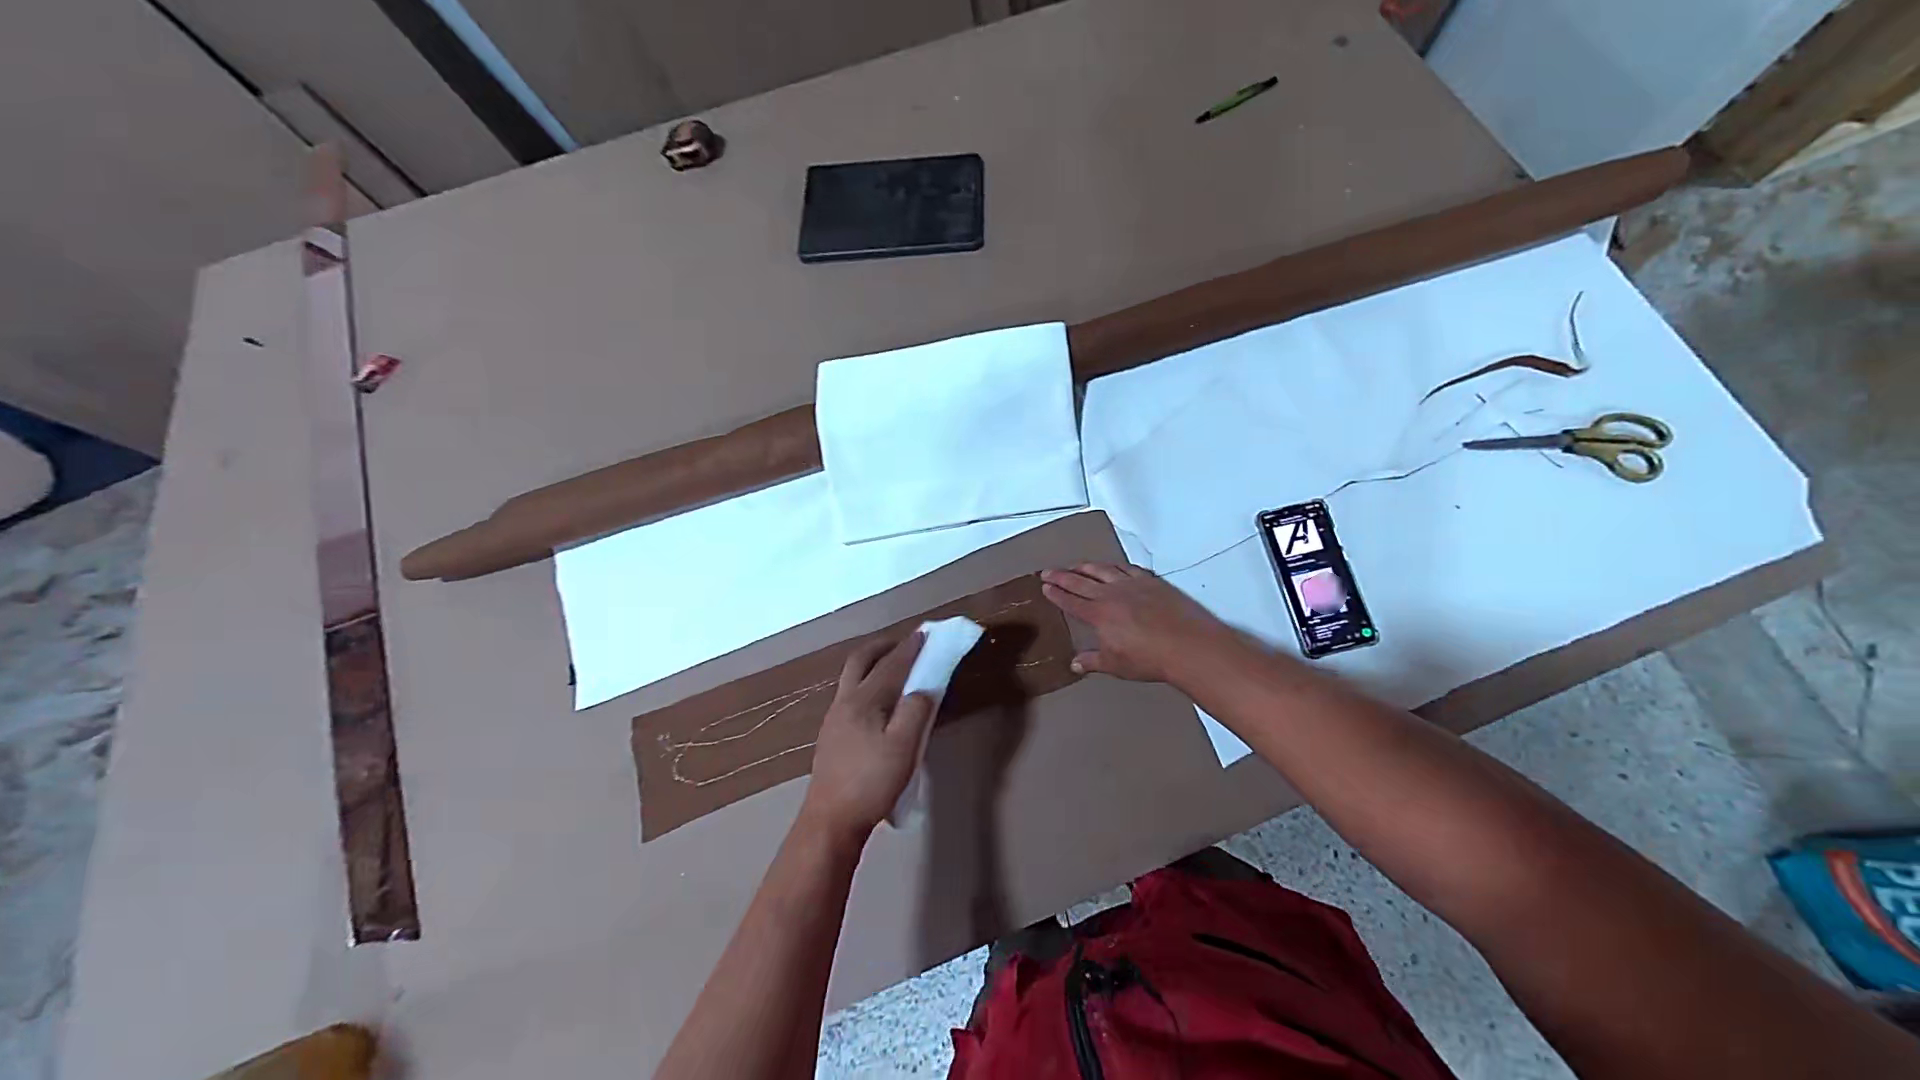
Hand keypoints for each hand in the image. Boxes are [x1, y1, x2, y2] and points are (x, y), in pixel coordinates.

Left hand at [799, 633, 935, 844]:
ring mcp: (834, 718)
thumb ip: (916, 712)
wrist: (830, 819)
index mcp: (865, 701)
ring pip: (853, 677)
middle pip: (861, 661)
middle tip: (905, 643)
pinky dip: (867, 682)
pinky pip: (850, 693)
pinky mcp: (831, 734)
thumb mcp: (904, 748)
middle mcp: (845, 702)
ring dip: (874, 663)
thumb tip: (923, 688)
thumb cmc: (871, 783)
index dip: (911, 648)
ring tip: (894, 667)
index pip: (892, 665)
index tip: (926, 633)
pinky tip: (877, 700)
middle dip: (884, 647)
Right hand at [1040, 562, 1234, 682]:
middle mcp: (1112, 595)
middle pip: (1080, 581)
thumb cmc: (1151, 658)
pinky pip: (1128, 568)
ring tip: (1076, 565)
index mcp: (1099, 614)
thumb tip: (1076, 664)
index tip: (1045, 587)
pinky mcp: (1152, 582)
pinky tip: (1113, 566)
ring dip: (1086, 566)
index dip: (1056, 593)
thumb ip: (1093, 661)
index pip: (1070, 601)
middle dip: (1061, 576)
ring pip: (1102, 570)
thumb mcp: (1116, 665)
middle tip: (1048, 571)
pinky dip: (1116, 566)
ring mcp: (1132, 585)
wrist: (1187, 646)